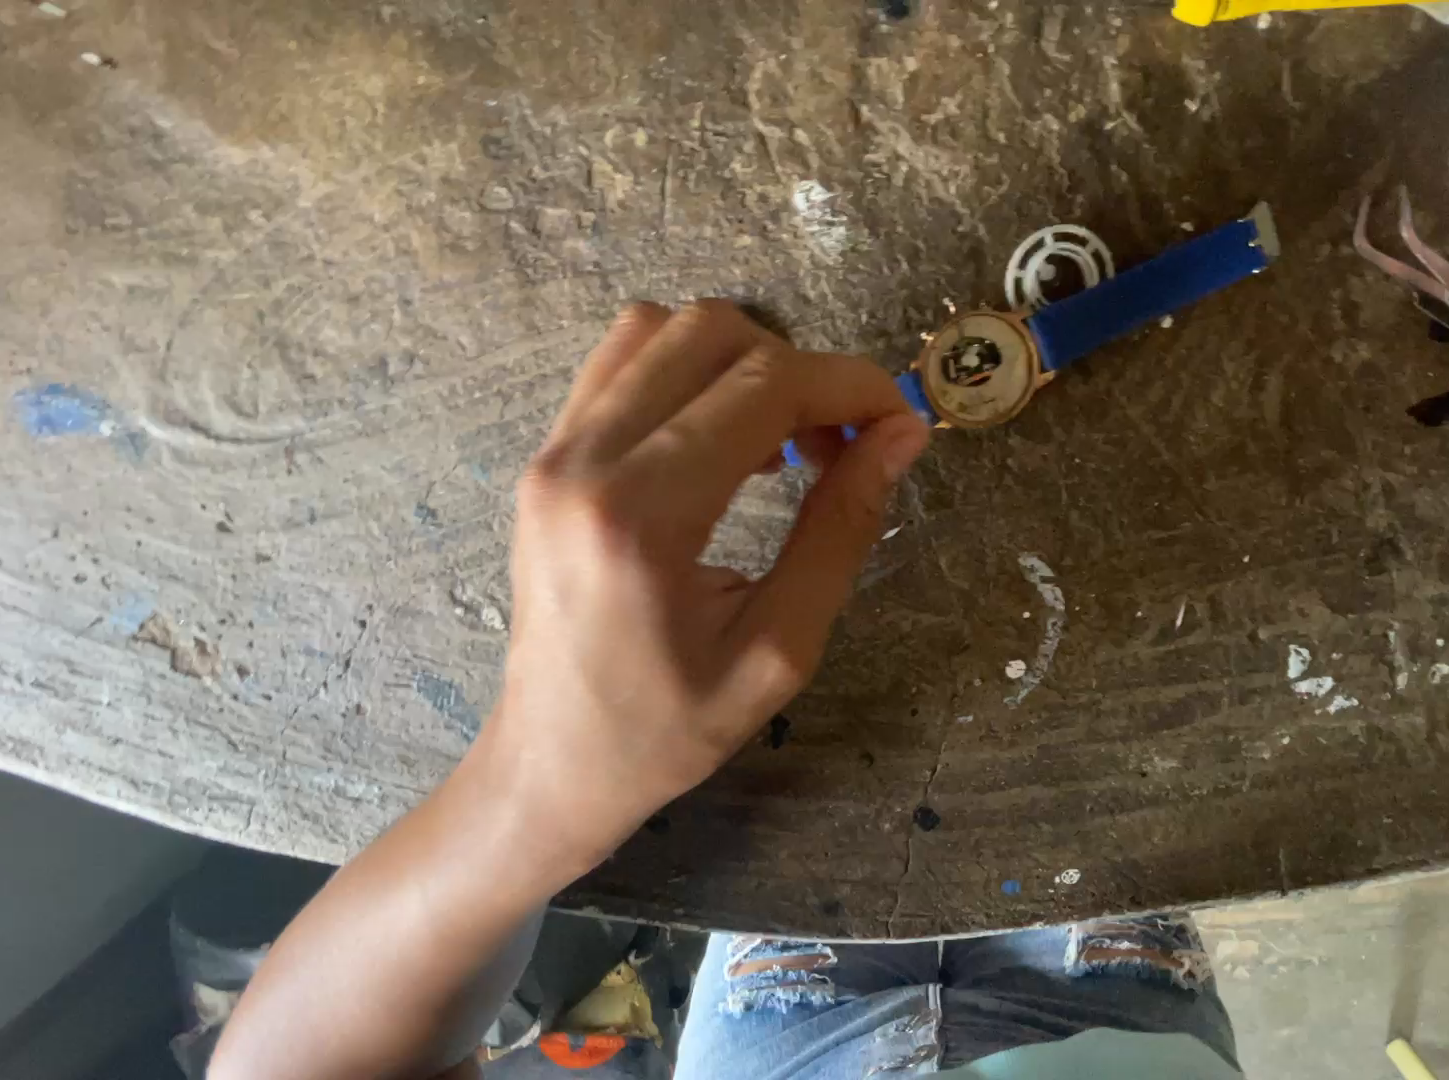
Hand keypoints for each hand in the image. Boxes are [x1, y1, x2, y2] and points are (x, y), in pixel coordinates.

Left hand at [481, 300, 928, 863]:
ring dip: (744, 365)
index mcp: (641, 513)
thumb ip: (842, 530)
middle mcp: (583, 458)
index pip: (764, 386)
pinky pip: (623, 365)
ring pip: (660, 330)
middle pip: (711, 332)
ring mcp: (554, 450)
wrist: (552, 763)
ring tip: (781, 445)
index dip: (849, 386)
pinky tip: (723, 443)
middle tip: (838, 445)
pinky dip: (691, 376)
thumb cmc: (667, 730)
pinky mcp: (547, 457)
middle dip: (800, 369)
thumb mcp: (780, 648)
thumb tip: (900, 436)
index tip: (897, 422)